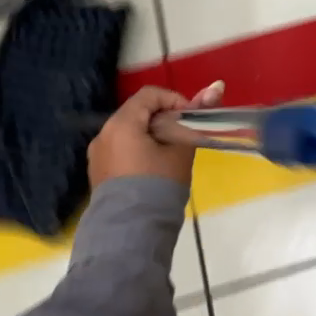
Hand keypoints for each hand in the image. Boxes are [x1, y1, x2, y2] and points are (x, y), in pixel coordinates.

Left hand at [88, 81, 224, 188]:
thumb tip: (217, 85)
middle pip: (139, 112)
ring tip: (170, 153)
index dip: (175, 101)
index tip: (189, 119)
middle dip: (164, 118)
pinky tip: (153, 168)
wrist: (133, 230)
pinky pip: (121, 148)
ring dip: (152, 133)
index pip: (150, 95)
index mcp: (122, 124)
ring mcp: (98, 153)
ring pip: (130, 130)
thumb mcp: (183, 147)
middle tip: (183, 136)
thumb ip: (197, 115)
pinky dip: (139, 148)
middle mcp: (103, 133)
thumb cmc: (160, 184)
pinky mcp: (98, 170)